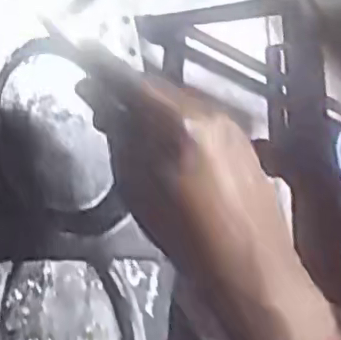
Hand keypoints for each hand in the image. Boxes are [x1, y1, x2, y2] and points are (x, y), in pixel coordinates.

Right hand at [82, 75, 293, 296]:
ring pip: (177, 101)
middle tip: (99, 103)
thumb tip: (99, 98)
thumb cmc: (191, 239)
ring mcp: (230, 125)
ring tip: (127, 125)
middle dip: (126, 91)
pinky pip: (197, 117)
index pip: (134, 81)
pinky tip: (161, 142)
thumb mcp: (138, 187)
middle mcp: (211, 112)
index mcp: (183, 121)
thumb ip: (117, 133)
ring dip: (150, 107)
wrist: (255, 276)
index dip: (103, 70)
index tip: (85, 63)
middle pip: (157, 86)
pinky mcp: (241, 141)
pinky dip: (174, 121)